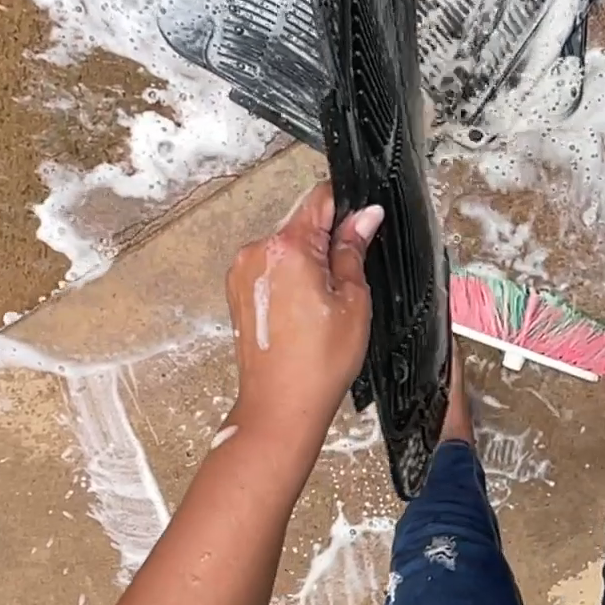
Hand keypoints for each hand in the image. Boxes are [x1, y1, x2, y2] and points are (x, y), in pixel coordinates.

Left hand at [225, 183, 382, 432]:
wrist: (281, 405)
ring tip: (325, 304)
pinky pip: (272, 268)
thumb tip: (366, 217)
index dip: (349, 208)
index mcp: (288, 248)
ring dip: (309, 262)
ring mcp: (243, 271)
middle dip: (329, 241)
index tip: (366, 223)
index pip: (320, 199)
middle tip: (349, 280)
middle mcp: (257, 251)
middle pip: (302, 223)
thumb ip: (354, 251)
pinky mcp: (238, 290)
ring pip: (287, 247)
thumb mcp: (353, 301)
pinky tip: (306, 312)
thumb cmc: (318, 363)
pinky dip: (292, 279)